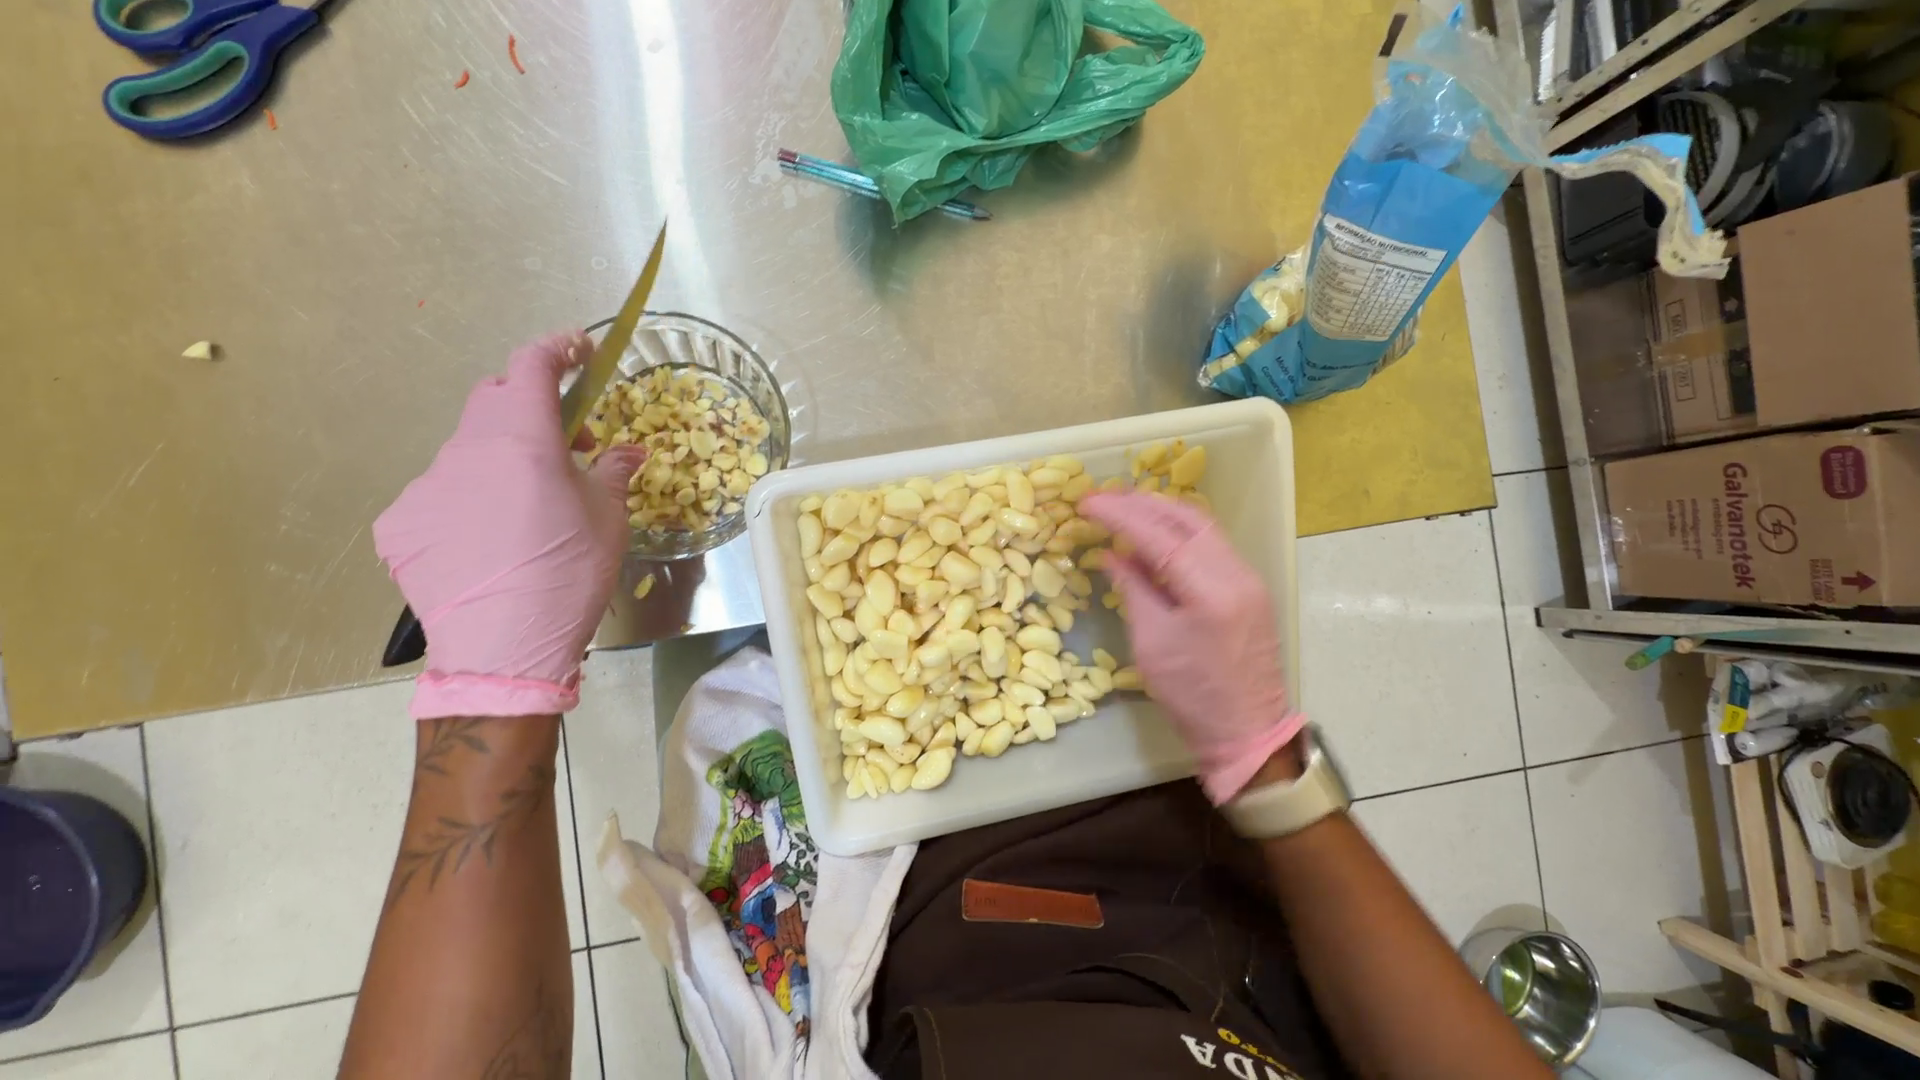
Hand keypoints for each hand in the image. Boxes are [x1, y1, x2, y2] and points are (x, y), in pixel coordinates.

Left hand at [373, 331, 646, 718]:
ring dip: (499, 461)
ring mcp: (425, 486)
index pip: (532, 365)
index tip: (576, 349)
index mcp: (523, 439)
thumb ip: (612, 472)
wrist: (503, 649)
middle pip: (493, 400)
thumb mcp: (608, 520)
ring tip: (524, 511)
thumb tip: (625, 451)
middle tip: (563, 446)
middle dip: (529, 407)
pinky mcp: (400, 522)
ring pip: (467, 452)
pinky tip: (486, 543)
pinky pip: (439, 494)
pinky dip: (467, 501)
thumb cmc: (570, 575)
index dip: (556, 348)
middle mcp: (466, 449)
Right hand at [1079, 493, 1304, 803]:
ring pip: (1202, 526)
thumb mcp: (1152, 642)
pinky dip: (1178, 532)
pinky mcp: (1249, 587)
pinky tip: (1152, 537)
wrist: (1248, 730)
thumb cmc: (1192, 695)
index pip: (1159, 535)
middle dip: (1141, 503)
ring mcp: (1248, 577)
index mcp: (1211, 590)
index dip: (1120, 515)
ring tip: (1123, 508)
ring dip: (1161, 512)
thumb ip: (1133, 588)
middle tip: (1102, 498)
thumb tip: (1111, 553)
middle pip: (1186, 518)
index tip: (1087, 503)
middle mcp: (1237, 572)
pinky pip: (1211, 544)